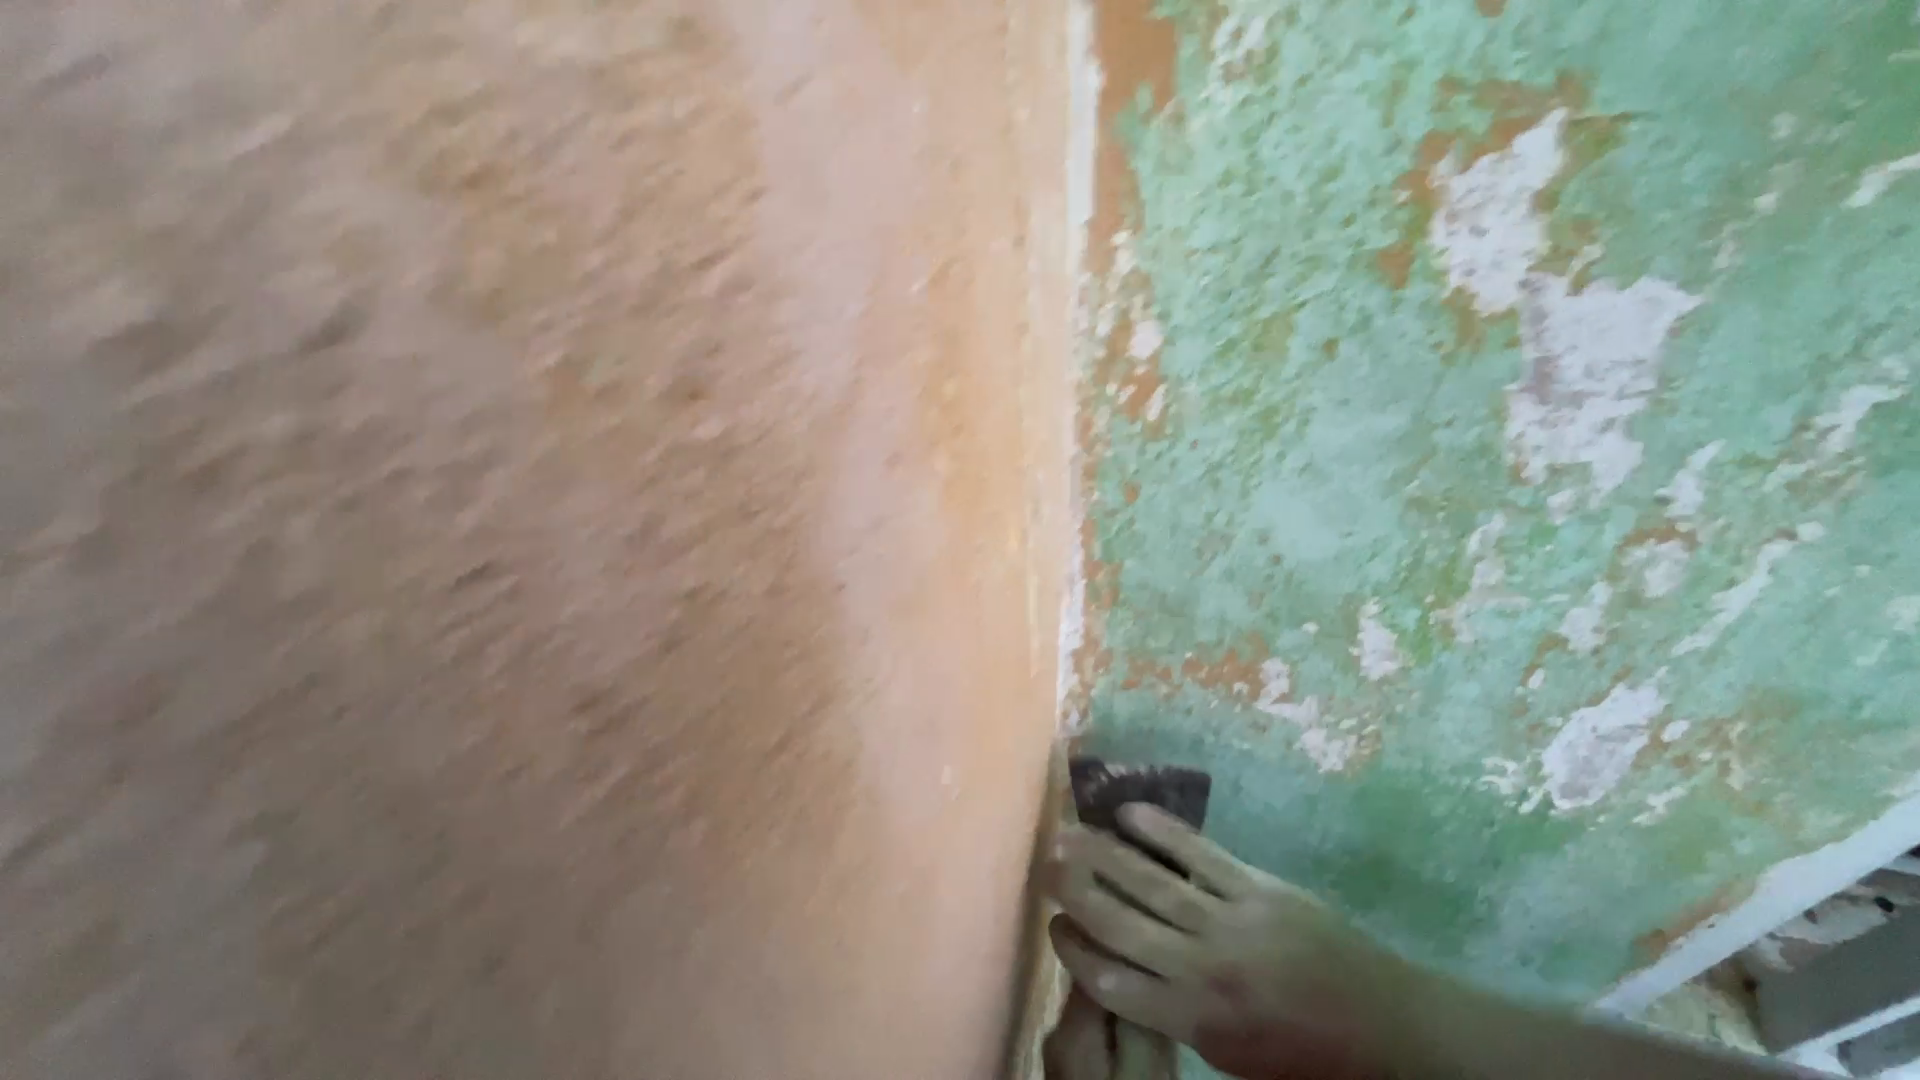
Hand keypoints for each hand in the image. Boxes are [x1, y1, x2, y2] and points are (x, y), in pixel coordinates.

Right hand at [1046, 804, 1419, 1079]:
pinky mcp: (1259, 888)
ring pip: (1153, 883)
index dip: (1075, 949)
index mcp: (1196, 1020)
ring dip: (1105, 854)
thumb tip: (1121, 971)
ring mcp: (1232, 921)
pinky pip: (1201, 854)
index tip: (1052, 922)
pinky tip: (1130, 813)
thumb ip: (1175, 1013)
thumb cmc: (1304, 1053)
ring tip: (1068, 831)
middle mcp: (1204, 968)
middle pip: (1122, 923)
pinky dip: (1163, 831)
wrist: (1386, 1025)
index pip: (1113, 981)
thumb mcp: (1232, 1053)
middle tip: (1043, 860)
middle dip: (1077, 890)